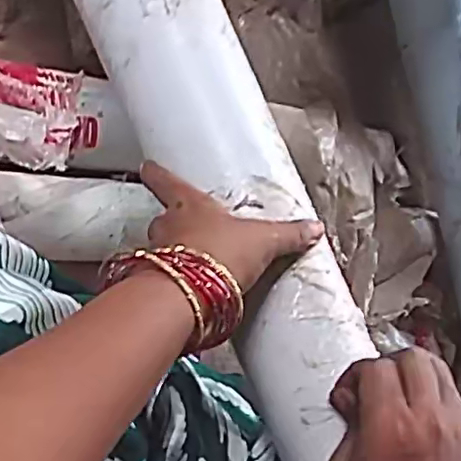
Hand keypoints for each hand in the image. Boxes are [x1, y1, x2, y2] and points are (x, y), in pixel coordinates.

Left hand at [139, 162, 323, 291]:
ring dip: (172, 257)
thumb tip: (313, 228)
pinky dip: (172, 282)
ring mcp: (157, 256)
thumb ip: (287, 235)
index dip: (157, 174)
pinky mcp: (156, 284)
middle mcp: (168, 227)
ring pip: (160, 250)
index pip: (167, 182)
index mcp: (190, 205)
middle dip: (172, 226)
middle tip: (186, 234)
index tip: (148, 168)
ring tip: (191, 267)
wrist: (193, 292)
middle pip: (162, 220)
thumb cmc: (222, 253)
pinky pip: (162, 279)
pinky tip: (187, 291)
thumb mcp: (264, 241)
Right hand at [325, 349, 460, 460]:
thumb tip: (351, 402)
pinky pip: (450, 388)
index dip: (355, 375)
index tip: (348, 393)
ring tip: (397, 389)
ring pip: (436, 365)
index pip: (375, 368)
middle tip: (373, 386)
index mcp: (389, 425)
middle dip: (386, 364)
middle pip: (411, 356)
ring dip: (413, 370)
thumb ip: (346, 425)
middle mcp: (425, 417)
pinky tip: (416, 404)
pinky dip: (432, 387)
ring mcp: (449, 422)